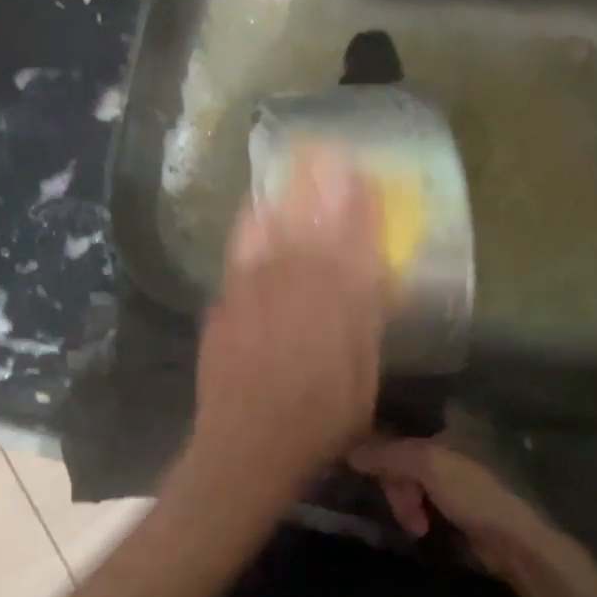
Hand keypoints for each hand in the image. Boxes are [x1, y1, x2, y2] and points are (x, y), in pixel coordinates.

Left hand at [191, 146, 393, 487]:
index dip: (359, 209)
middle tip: (325, 150)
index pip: (355, 249)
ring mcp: (256, 295)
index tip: (362, 175)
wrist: (247, 446)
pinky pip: (240, 256)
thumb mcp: (360, 381)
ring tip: (289, 165)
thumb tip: (371, 283)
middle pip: (312, 231)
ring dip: (285, 197)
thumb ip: (363, 326)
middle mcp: (298, 294)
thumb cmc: (317, 423)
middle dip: (321, 188)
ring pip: (274, 235)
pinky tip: (253, 210)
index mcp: (339, 312)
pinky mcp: (225, 305)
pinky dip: (249, 229)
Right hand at [349, 437, 584, 580]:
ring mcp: (448, 473)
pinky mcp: (450, 500)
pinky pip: (417, 497)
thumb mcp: (427, 467)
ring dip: (404, 503)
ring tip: (416, 527)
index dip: (378, 446)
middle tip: (403, 509)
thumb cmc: (472, 494)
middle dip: (396, 484)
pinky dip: (413, 511)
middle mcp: (444, 443)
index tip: (367, 470)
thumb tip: (348, 451)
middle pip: (398, 455)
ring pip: (405, 479)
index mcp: (443, 427)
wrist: (513, 543)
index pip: (395, 425)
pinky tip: (419, 527)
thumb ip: (387, 455)